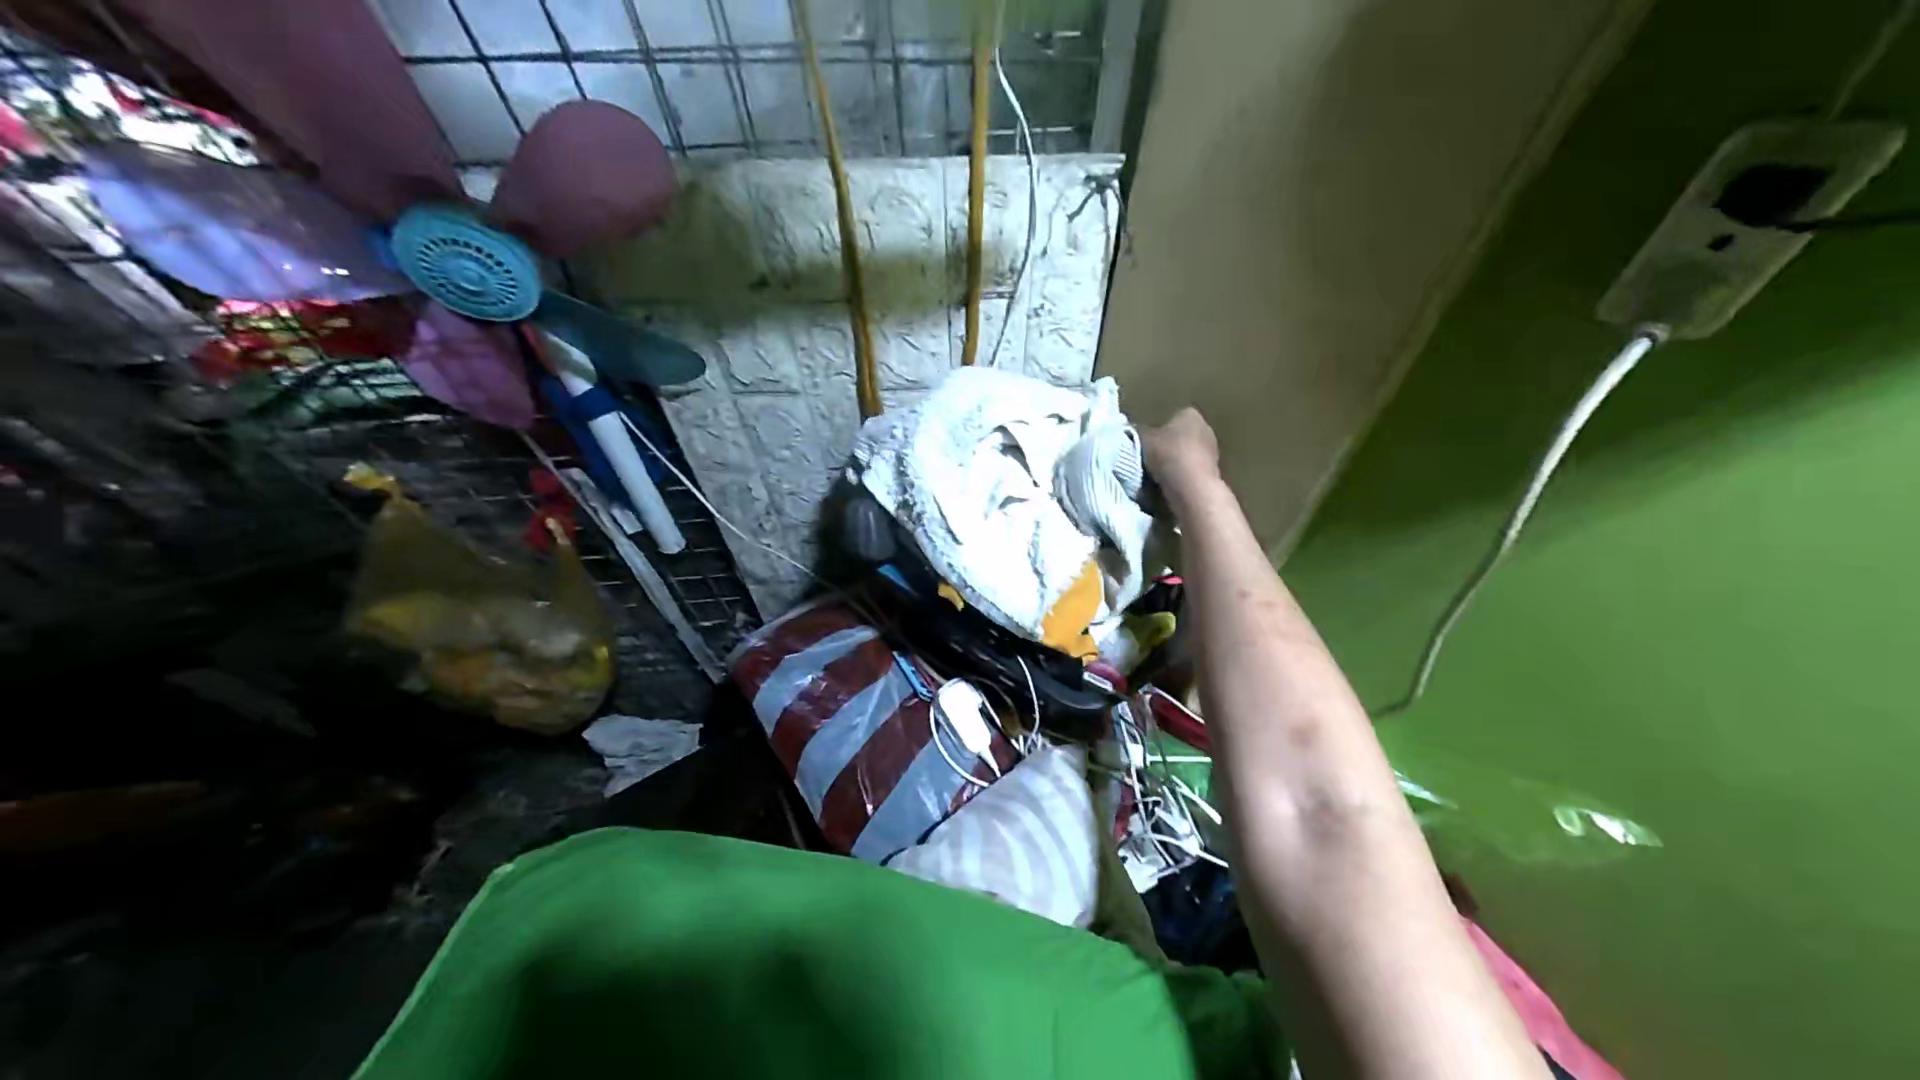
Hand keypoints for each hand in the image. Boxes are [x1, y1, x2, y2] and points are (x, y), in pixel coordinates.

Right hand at [1138, 407, 1220, 513]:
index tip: (1147, 442)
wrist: (1191, 487)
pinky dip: (1182, 476)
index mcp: (1190, 415)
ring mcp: (1212, 451)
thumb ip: (1135, 432)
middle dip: (1167, 446)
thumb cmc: (1167, 454)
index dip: (1158, 430)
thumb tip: (1129, 430)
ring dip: (1175, 463)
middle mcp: (1206, 428)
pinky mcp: (1213, 472)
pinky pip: (1191, 470)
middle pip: (1181, 436)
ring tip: (1158, 475)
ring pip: (1186, 454)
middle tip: (1150, 459)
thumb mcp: (1141, 439)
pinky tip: (1170, 485)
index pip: (1173, 417)